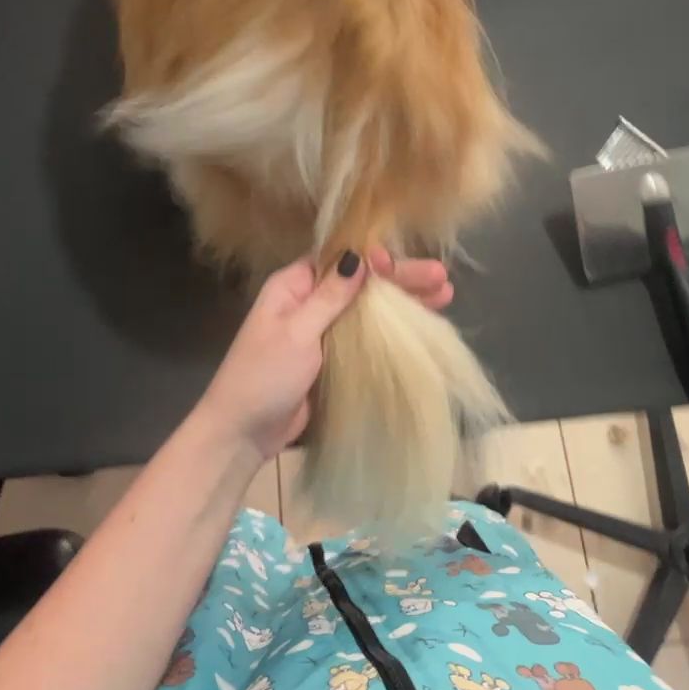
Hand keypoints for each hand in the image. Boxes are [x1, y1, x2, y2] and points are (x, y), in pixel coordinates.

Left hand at [193, 249, 454, 458]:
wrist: (243, 432)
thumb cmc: (264, 375)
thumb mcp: (297, 331)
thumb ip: (330, 296)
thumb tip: (358, 256)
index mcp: (293, 287)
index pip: (338, 259)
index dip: (370, 257)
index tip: (396, 263)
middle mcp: (309, 303)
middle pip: (360, 283)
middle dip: (400, 279)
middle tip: (442, 279)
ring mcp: (323, 332)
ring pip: (369, 309)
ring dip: (404, 303)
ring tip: (445, 296)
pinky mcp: (334, 360)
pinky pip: (368, 336)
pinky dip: (394, 330)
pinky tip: (424, 325)